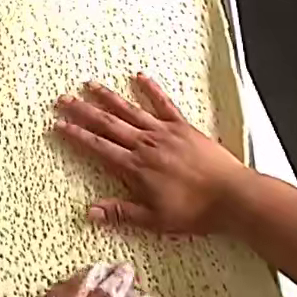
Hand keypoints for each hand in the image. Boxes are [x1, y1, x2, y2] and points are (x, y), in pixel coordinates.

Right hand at [54, 73, 261, 236]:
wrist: (237, 198)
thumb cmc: (197, 211)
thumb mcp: (155, 219)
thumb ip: (121, 213)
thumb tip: (90, 212)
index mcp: (135, 166)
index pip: (98, 146)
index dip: (76, 135)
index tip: (59, 125)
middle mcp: (145, 144)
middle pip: (107, 123)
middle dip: (82, 110)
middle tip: (63, 99)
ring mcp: (164, 133)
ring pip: (129, 110)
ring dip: (107, 96)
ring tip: (89, 84)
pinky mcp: (184, 127)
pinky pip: (164, 104)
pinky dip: (152, 90)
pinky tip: (140, 77)